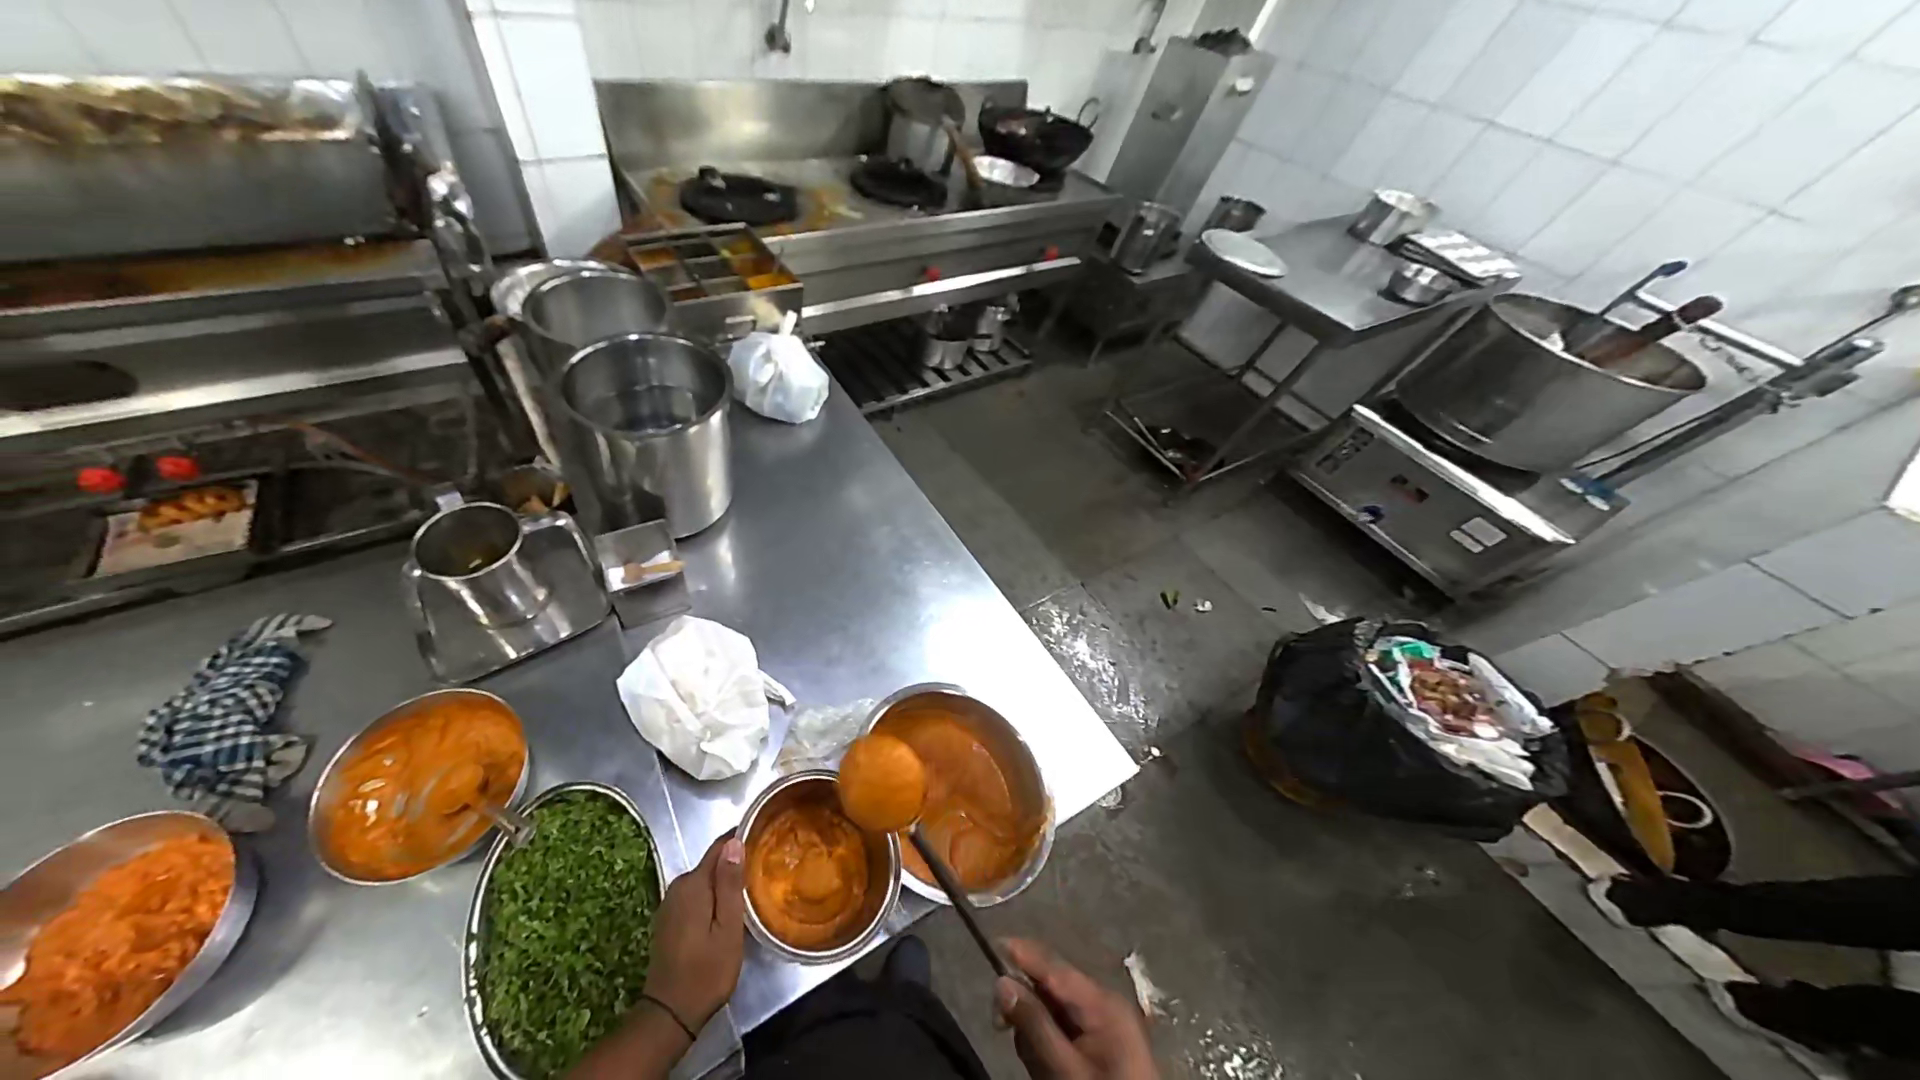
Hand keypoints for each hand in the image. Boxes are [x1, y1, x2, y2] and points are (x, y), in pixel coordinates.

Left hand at [643, 832, 745, 1033]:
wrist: (670, 1014)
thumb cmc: (707, 970)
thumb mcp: (728, 927)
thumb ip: (730, 883)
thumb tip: (733, 842)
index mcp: (693, 884)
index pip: (719, 847)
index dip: (741, 838)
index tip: (765, 837)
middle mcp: (677, 887)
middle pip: (712, 863)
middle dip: (735, 862)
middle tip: (764, 870)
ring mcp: (670, 904)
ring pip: (704, 880)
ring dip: (724, 881)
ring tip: (752, 888)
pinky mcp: (669, 919)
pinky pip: (696, 895)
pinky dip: (712, 896)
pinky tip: (728, 909)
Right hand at [994, 938, 1157, 1079]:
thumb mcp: (1065, 1069)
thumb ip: (1034, 1024)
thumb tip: (1001, 981)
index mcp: (1101, 1001)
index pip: (1054, 966)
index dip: (1023, 953)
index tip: (992, 944)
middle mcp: (1104, 1001)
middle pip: (1052, 986)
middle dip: (1027, 1006)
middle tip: (1001, 1028)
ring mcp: (1105, 1021)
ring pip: (1054, 1009)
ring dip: (1036, 1031)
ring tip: (1040, 1066)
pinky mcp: (1103, 1040)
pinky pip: (1065, 1027)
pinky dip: (1050, 1043)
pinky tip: (1050, 1069)